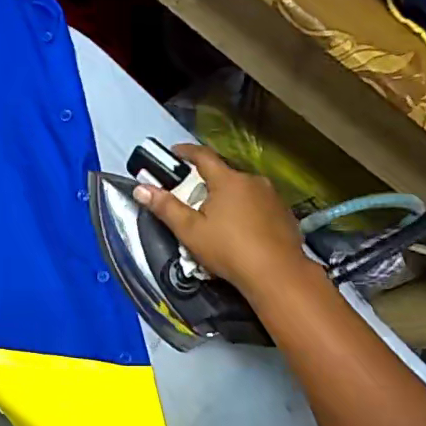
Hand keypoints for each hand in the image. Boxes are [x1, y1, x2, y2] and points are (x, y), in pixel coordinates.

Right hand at [134, 144, 306, 293]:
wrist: (276, 273)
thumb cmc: (228, 249)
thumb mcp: (190, 231)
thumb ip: (165, 207)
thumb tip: (141, 189)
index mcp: (228, 180)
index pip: (203, 156)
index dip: (186, 152)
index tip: (173, 153)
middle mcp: (253, 181)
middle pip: (224, 176)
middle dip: (207, 184)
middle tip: (193, 201)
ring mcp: (273, 196)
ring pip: (243, 191)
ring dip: (229, 199)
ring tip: (218, 220)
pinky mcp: (285, 213)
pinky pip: (260, 206)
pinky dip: (247, 213)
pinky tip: (242, 232)